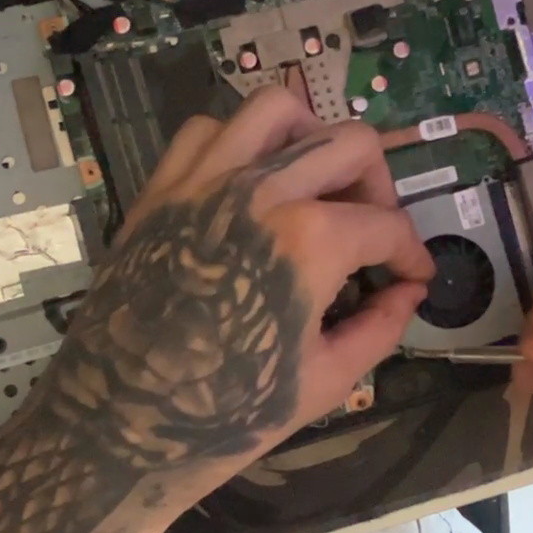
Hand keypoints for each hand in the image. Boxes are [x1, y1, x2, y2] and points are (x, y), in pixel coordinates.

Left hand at [56, 84, 433, 475]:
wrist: (119, 423)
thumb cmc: (226, 414)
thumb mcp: (325, 381)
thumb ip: (381, 326)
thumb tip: (409, 293)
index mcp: (308, 241)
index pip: (386, 227)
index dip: (412, 254)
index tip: (413, 274)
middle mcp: (259, 189)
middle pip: (349, 144)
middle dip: (378, 187)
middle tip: (371, 231)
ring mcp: (203, 180)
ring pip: (276, 109)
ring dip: (312, 138)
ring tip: (315, 185)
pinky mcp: (161, 188)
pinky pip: (207, 130)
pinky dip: (239, 144)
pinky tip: (249, 186)